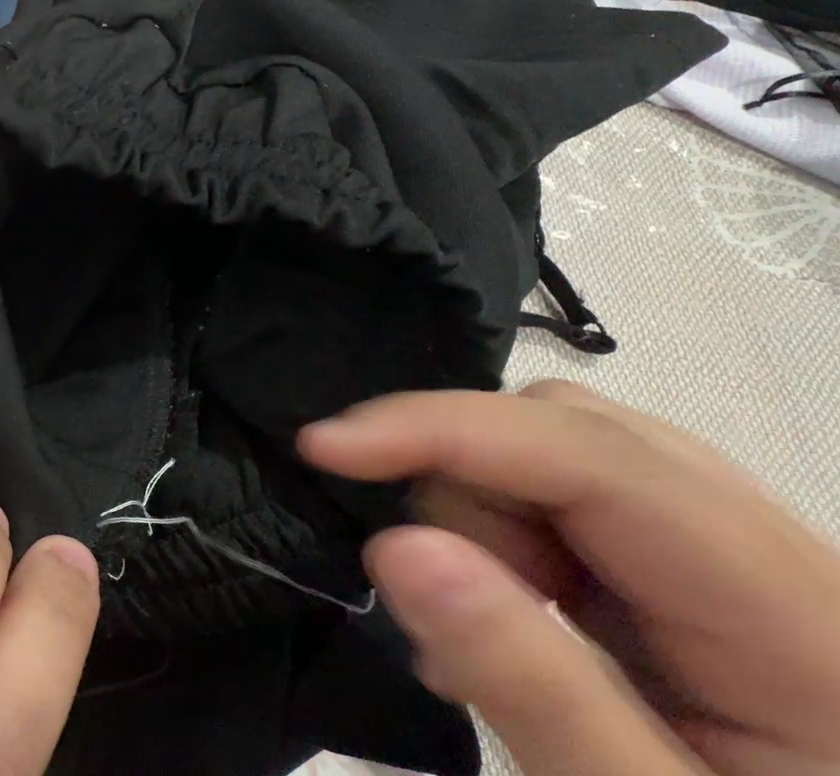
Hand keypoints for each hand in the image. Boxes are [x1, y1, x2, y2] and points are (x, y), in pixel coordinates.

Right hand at [299, 381, 839, 775]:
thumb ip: (530, 684)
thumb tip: (397, 547)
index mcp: (801, 616)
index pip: (600, 459)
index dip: (447, 431)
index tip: (322, 448)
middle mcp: (783, 554)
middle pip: (576, 430)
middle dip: (465, 488)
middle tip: (443, 604)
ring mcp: (739, 555)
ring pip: (559, 451)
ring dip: (480, 518)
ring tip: (481, 632)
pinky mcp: (694, 569)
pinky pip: (567, 497)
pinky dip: (499, 539)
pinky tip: (503, 616)